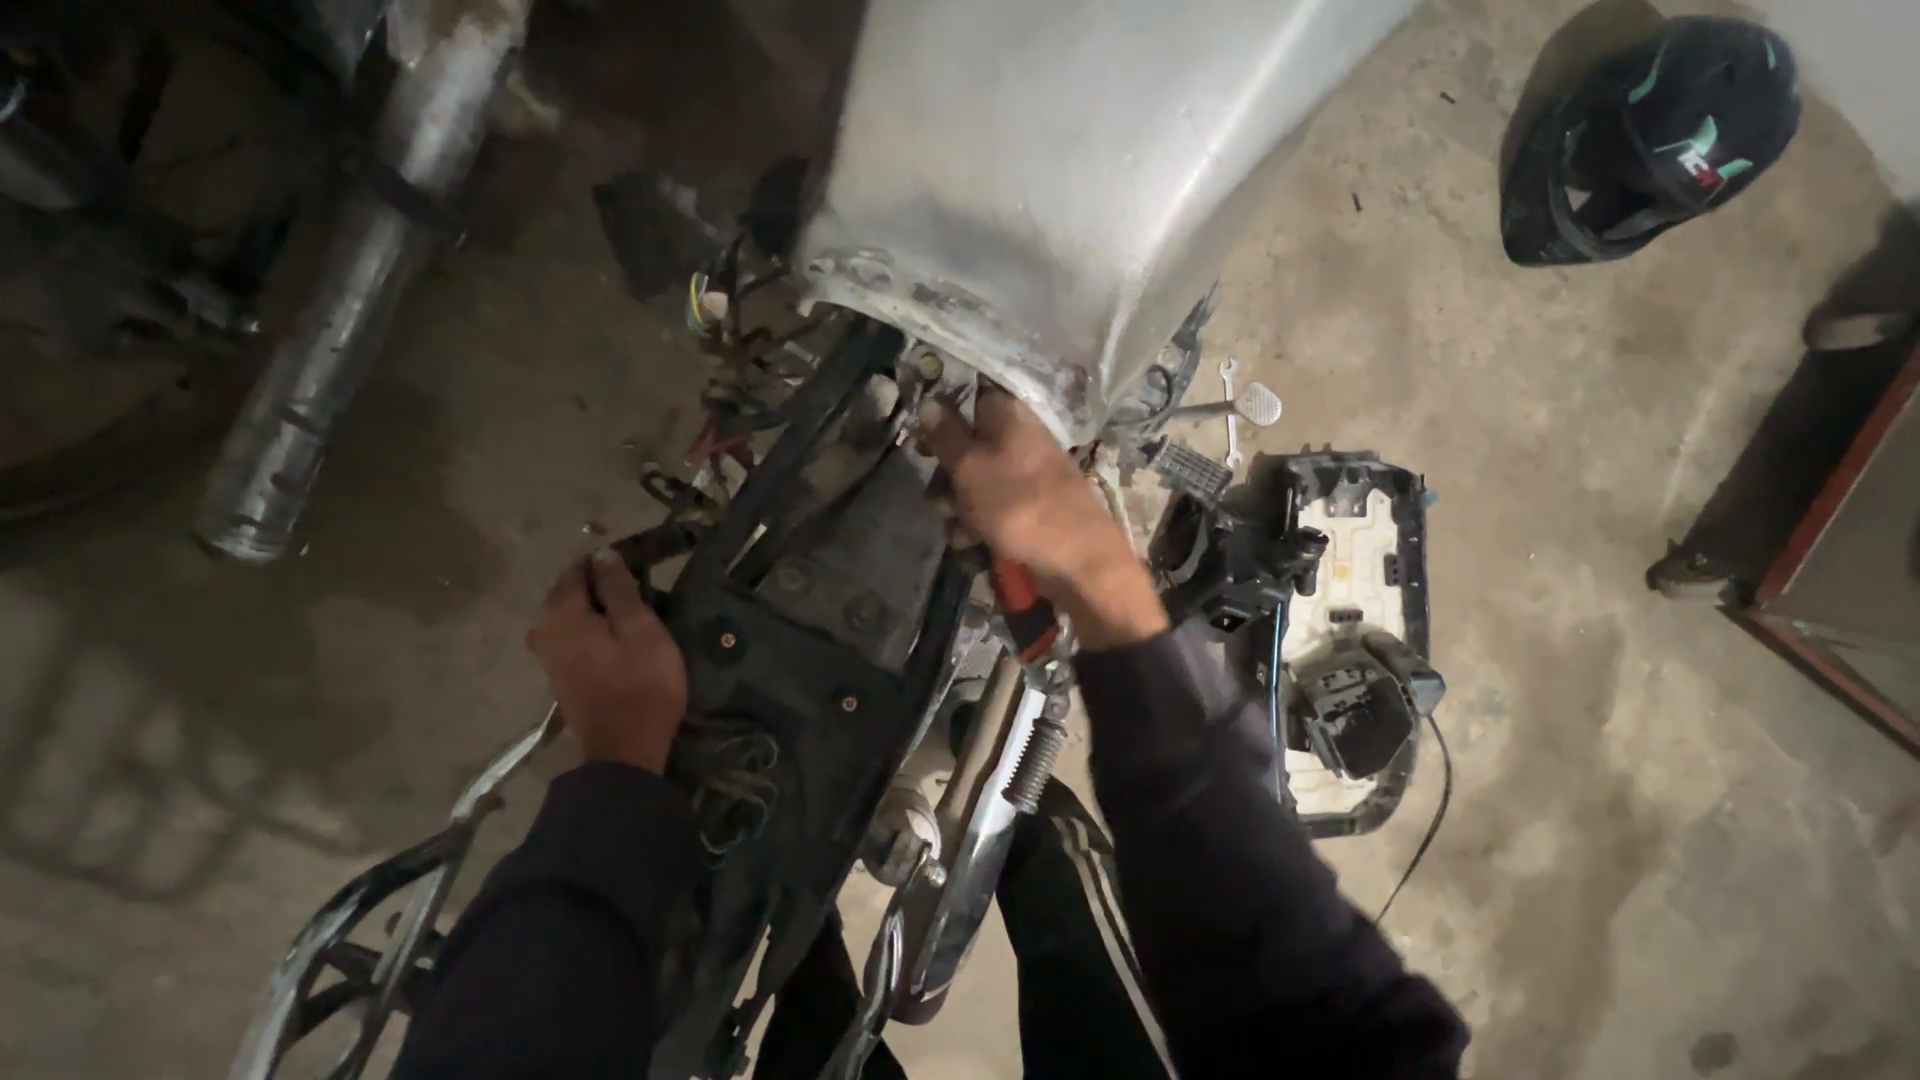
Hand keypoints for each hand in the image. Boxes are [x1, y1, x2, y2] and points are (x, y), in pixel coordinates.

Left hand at [527, 548, 687, 772]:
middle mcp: (544, 630)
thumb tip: (602, 554)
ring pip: (569, 615)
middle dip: (599, 583)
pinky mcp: (559, 675)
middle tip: (640, 587)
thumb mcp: (641, 629)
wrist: (625, 749)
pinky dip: (592, 628)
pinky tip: (617, 636)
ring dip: (596, 608)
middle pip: (568, 592)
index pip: (577, 568)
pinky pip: (571, 636)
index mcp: (562, 614)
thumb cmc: (641, 684)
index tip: (639, 563)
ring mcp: (548, 656)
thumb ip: (619, 589)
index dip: (606, 560)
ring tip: (633, 611)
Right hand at [918, 387, 1169, 649]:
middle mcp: (1021, 439)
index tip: (922, 444)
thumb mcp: (970, 468)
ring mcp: (1029, 475)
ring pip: (977, 484)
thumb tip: (929, 401)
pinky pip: (995, 509)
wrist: (1077, 560)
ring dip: (959, 509)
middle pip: (969, 448)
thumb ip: (946, 434)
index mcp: (1009, 416)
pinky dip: (980, 526)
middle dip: (946, 479)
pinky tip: (972, 547)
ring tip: (958, 533)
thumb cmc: (1018, 506)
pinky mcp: (1033, 508)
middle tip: (938, 501)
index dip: (941, 419)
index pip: (969, 399)